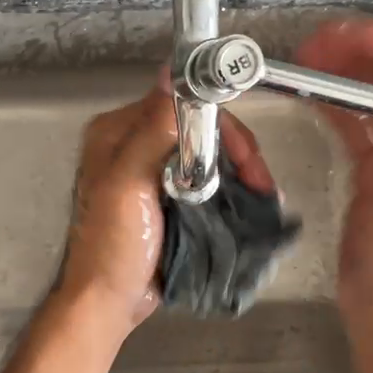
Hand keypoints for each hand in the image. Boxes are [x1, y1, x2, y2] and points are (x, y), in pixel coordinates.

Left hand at [54, 79, 275, 335]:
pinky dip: (229, 192)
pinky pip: (205, 184)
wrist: (108, 302)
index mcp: (118, 133)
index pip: (182, 106)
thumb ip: (152, 129)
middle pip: (200, 131)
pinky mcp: (167, 203)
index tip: (249, 157)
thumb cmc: (112, 245)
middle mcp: (135, 146)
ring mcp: (152, 176)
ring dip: (238, 174)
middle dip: (236, 154)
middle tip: (261, 185)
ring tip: (264, 198)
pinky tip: (252, 205)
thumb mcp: (128, 182)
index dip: (221, 126)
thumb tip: (174, 70)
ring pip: (207, 157)